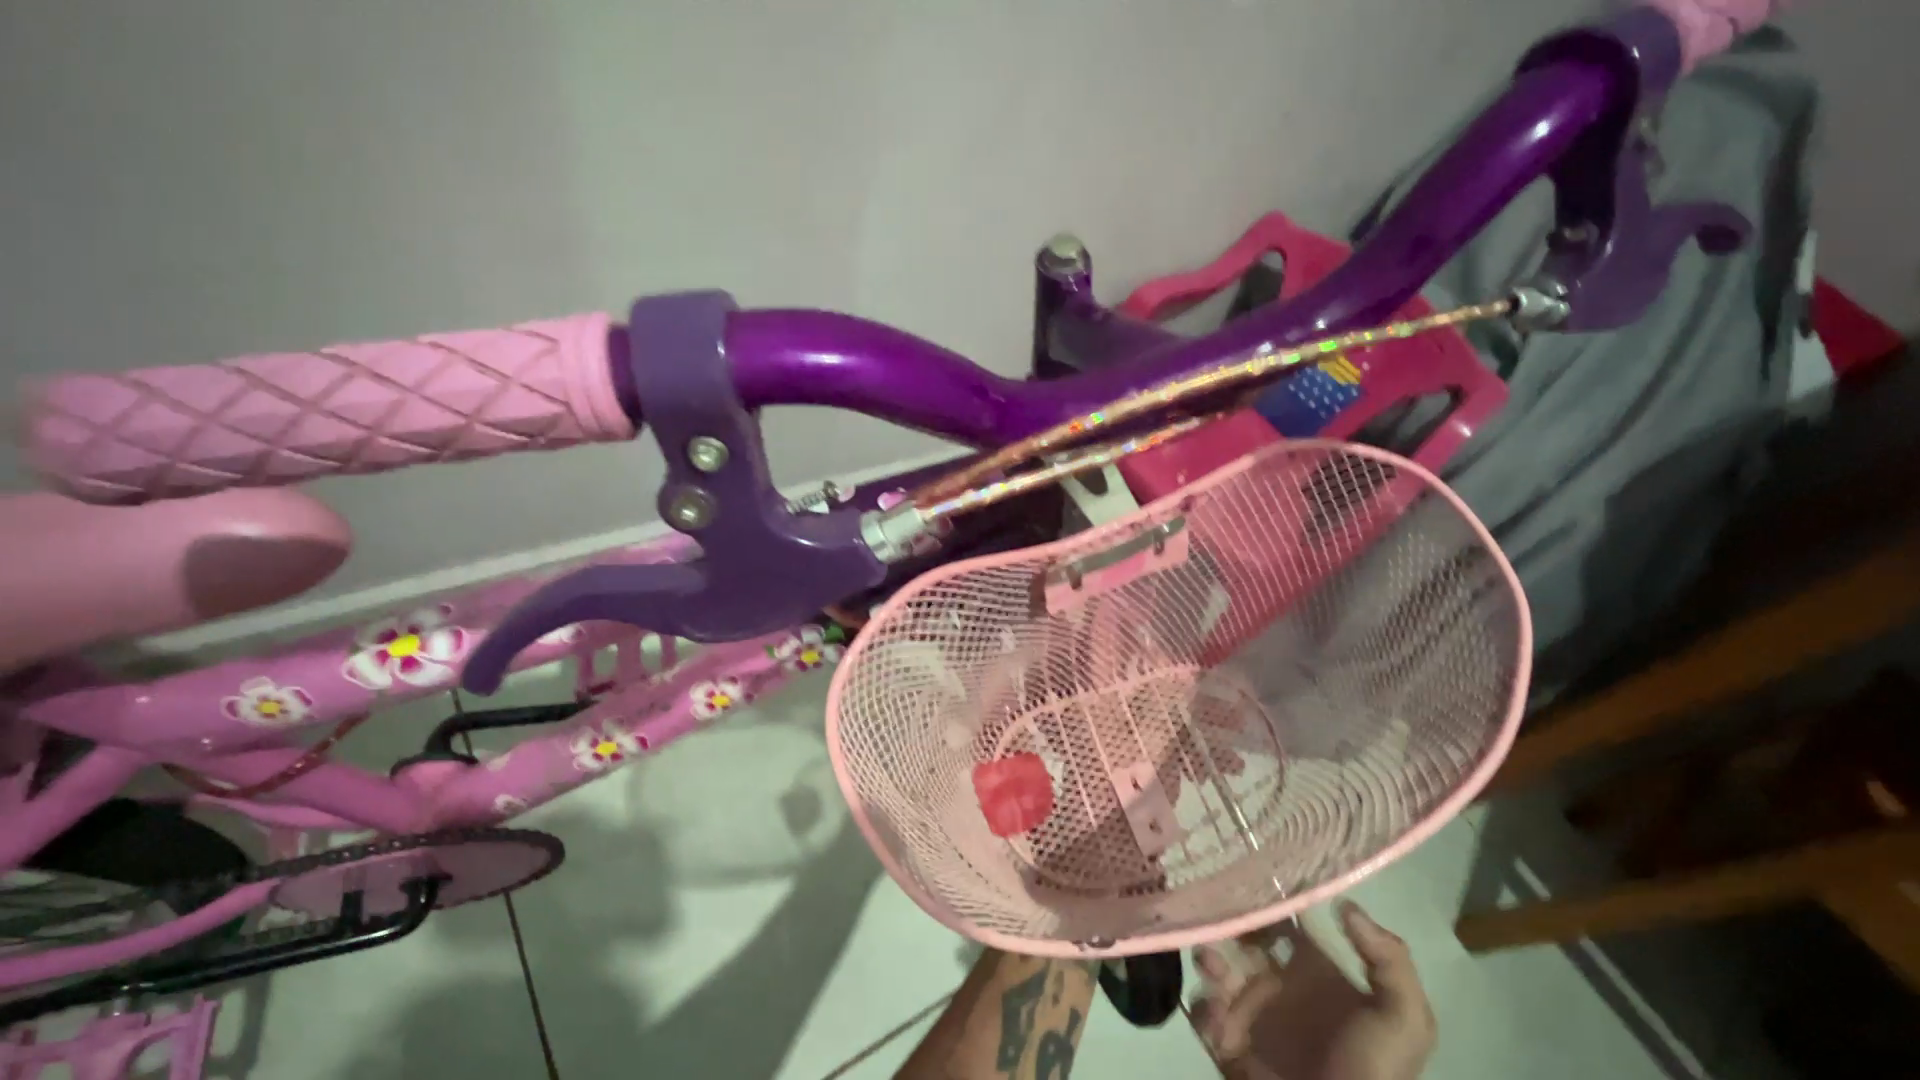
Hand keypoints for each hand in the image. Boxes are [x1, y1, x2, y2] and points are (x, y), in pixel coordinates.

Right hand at [1191, 902, 1435, 1079]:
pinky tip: (1218, 1016)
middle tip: (1221, 920)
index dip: (1270, 900)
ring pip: (1214, 968)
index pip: (1286, 921)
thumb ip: (1388, 957)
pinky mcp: (1228, 1043)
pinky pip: (1201, 1015)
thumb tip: (1342, 904)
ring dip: (1208, 960)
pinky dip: (1203, 1009)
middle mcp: (1278, 983)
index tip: (1255, 884)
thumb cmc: (1375, 1071)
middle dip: (1227, 923)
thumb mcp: (1405, 1018)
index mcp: (1315, 972)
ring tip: (1213, 966)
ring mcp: (1250, 1013)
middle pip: (1241, 936)